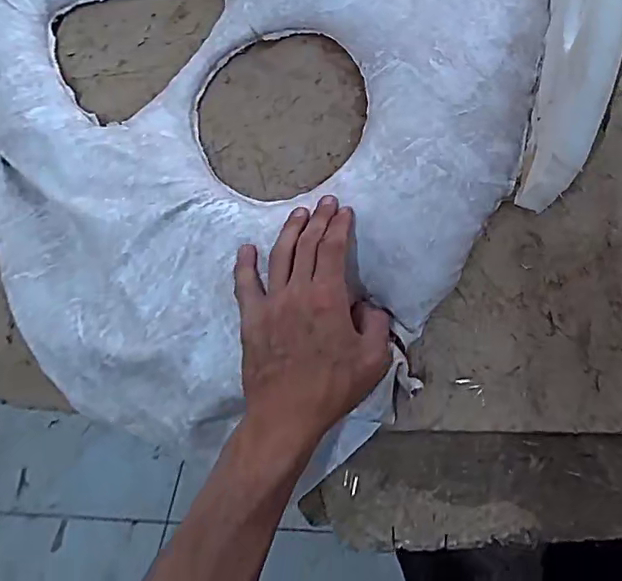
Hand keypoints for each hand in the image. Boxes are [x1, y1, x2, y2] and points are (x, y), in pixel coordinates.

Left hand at [234, 196, 392, 457]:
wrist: (284, 418)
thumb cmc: (334, 386)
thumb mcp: (374, 356)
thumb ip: (377, 322)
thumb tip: (366, 306)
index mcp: (329, 297)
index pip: (334, 249)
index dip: (340, 226)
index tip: (345, 210)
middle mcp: (298, 293)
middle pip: (308, 246)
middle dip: (319, 220)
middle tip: (326, 202)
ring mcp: (271, 305)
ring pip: (280, 257)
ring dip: (290, 232)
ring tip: (298, 214)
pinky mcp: (251, 321)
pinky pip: (246, 286)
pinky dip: (245, 265)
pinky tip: (246, 249)